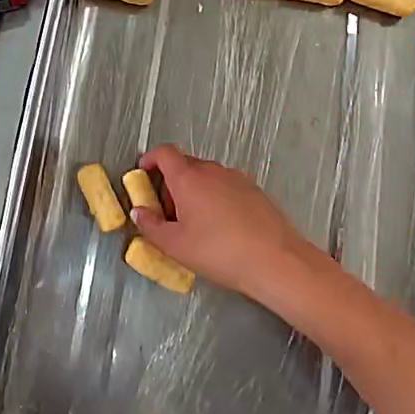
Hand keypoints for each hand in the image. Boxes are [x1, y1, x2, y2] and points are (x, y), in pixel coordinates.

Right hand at [129, 144, 335, 304]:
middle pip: (185, 164)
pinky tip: (218, 225)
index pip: (164, 153)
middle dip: (170, 182)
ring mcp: (236, 178)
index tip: (143, 172)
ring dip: (193, 190)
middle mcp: (213, 171)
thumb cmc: (220, 252)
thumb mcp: (175, 245)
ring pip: (206, 176)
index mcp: (189, 178)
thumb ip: (150, 226)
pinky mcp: (254, 190)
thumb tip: (139, 213)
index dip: (150, 159)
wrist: (275, 260)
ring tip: (192, 222)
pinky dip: (214, 196)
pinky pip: (225, 186)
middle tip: (164, 210)